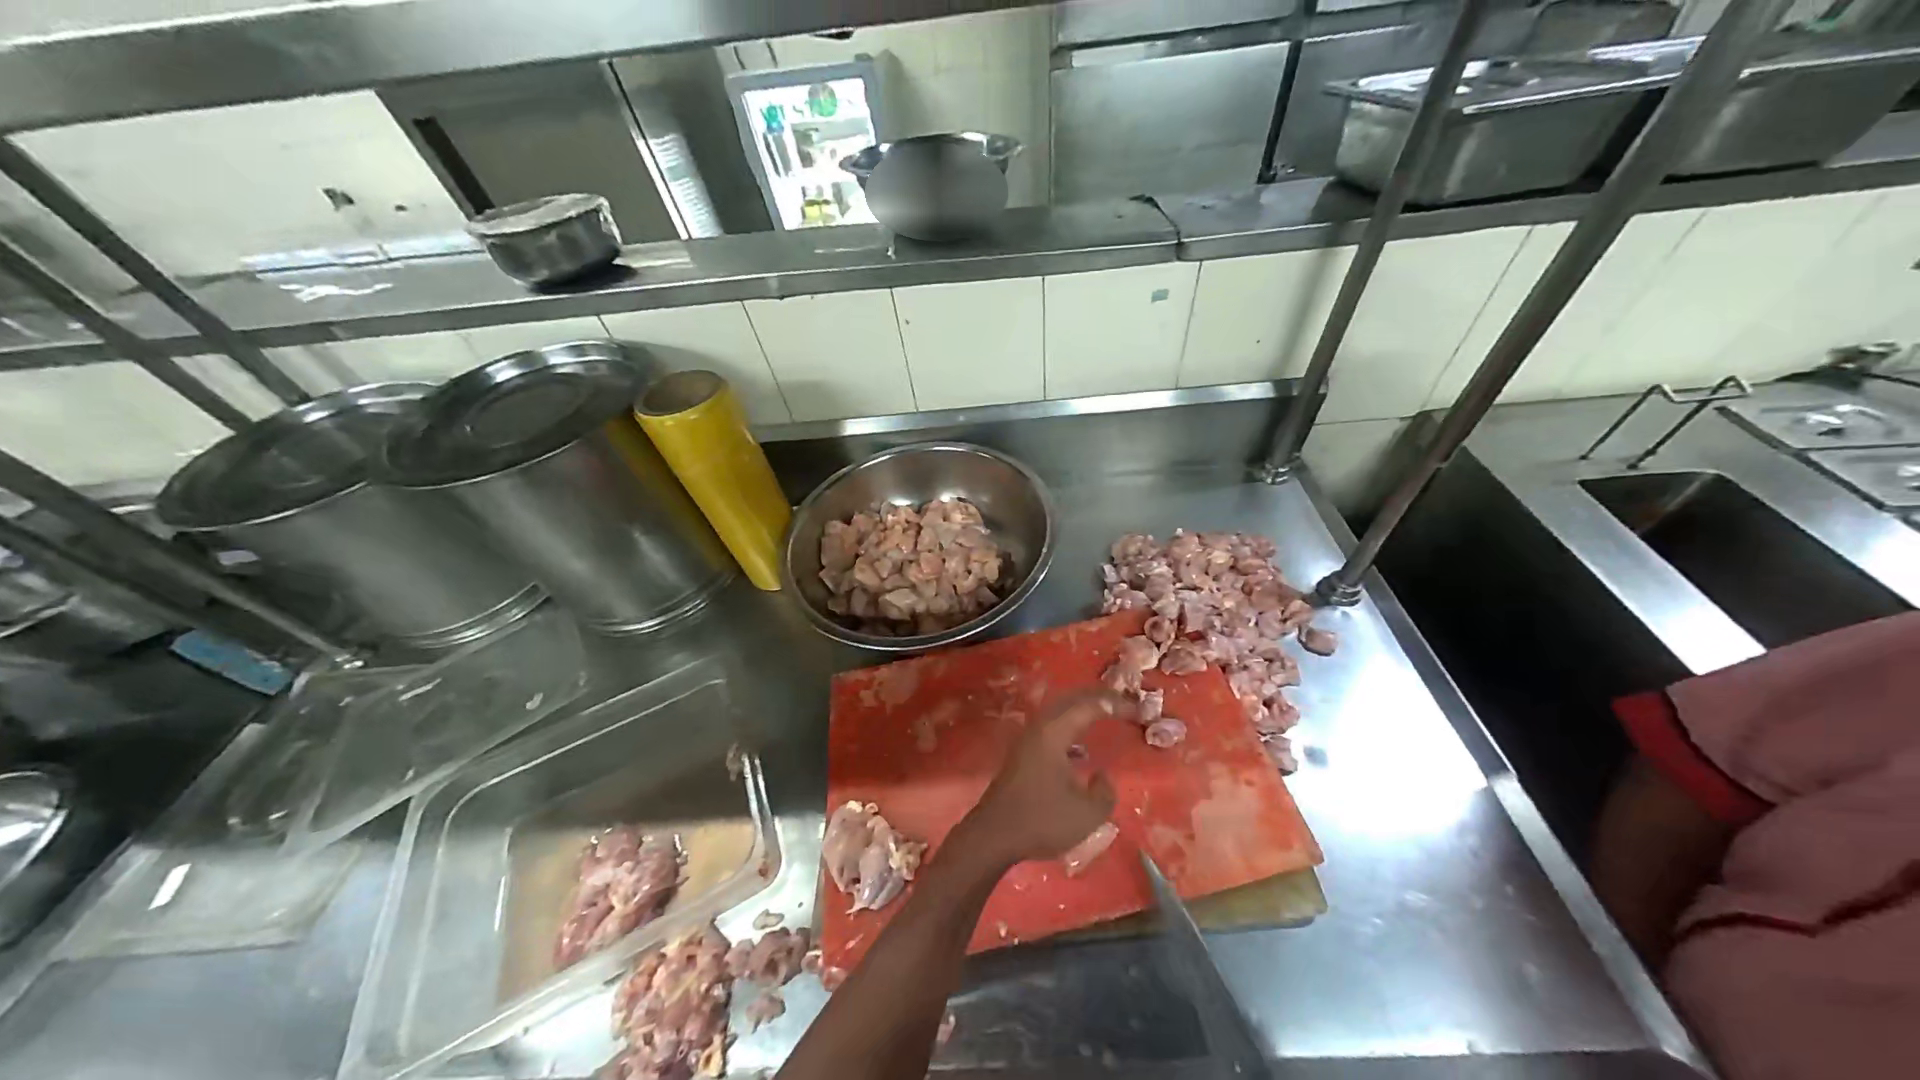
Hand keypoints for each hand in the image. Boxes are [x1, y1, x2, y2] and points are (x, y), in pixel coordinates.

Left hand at [949, 690, 1125, 868]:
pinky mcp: (1023, 755)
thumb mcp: (1088, 813)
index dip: (1116, 704)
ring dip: (1082, 710)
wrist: (994, 835)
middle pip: (1071, 700)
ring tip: (1106, 715)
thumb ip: (1104, 791)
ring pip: (1059, 712)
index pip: (1090, 706)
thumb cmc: (1042, 820)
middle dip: (1099, 698)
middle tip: (1125, 703)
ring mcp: (1027, 740)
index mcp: (1054, 732)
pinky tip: (1080, 746)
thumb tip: (1102, 775)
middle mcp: (1039, 728)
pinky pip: (1051, 727)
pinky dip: (1070, 726)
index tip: (1139, 709)